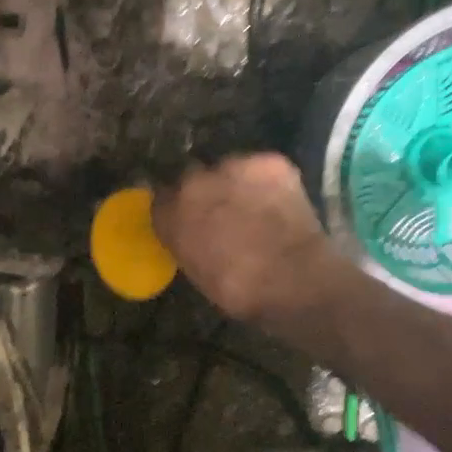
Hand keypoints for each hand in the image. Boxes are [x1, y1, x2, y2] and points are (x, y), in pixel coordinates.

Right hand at [152, 155, 339, 322]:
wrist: (289, 278)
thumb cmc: (238, 290)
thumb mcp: (197, 270)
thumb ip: (187, 241)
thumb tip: (194, 232)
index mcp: (171, 214)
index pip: (162, 198)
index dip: (178, 208)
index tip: (189, 218)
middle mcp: (194, 182)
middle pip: (193, 177)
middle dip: (205, 192)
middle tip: (224, 212)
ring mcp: (232, 166)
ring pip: (229, 169)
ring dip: (236, 183)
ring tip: (255, 206)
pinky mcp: (269, 162)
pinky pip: (262, 168)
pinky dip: (268, 182)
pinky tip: (278, 201)